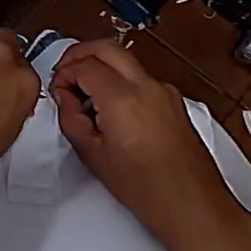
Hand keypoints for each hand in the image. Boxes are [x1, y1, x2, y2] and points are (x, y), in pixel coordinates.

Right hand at [50, 40, 250, 250]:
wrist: (191, 203)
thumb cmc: (150, 189)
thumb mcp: (94, 156)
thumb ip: (72, 119)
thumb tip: (66, 100)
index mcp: (123, 99)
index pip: (84, 64)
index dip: (64, 73)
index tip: (59, 90)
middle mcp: (147, 87)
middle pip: (106, 47)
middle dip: (80, 55)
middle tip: (66, 74)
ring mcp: (164, 90)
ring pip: (125, 59)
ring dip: (102, 65)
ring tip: (88, 95)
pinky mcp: (174, 99)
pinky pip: (142, 76)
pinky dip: (122, 80)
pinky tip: (112, 109)